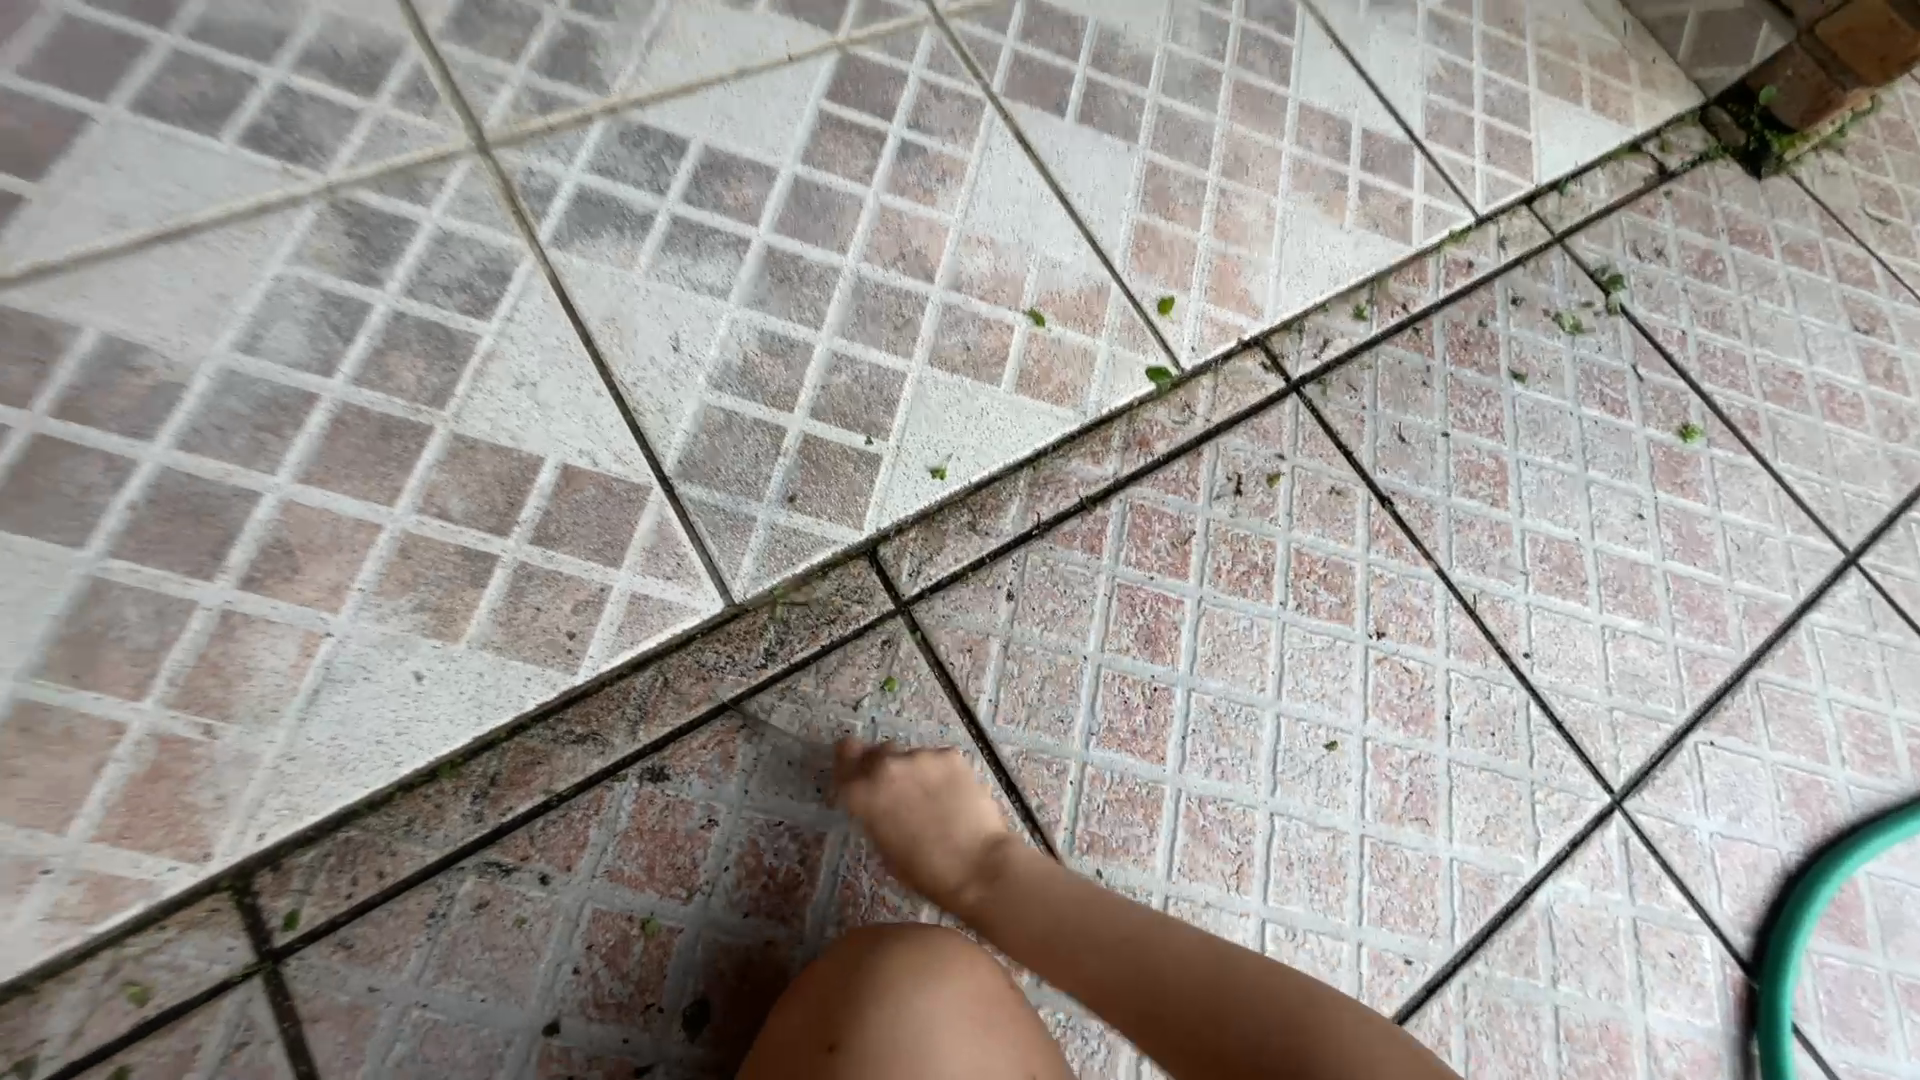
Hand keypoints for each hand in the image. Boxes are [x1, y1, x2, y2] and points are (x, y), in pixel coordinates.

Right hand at [833, 738, 1019, 918]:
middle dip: (884, 767)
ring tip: (936, 799)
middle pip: (877, 752)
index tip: (859, 769)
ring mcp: (920, 756)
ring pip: (911, 757)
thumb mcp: (883, 845)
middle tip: (901, 790)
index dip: (852, 760)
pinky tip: (955, 795)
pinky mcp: (950, 755)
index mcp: (863, 792)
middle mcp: (886, 766)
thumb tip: (880, 800)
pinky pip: (938, 759)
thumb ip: (874, 811)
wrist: (976, 865)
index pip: (845, 754)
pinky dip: (942, 773)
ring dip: (916, 772)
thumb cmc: (924, 870)